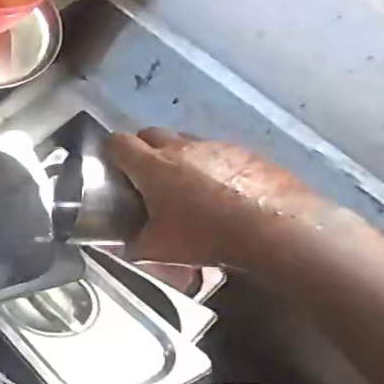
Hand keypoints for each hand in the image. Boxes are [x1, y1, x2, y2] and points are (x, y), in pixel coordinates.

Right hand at [108, 127, 329, 267]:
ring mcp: (216, 145)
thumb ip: (132, 244)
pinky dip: (207, 164)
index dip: (109, 151)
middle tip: (142, 176)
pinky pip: (215, 150)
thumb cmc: (205, 236)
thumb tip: (122, 245)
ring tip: (181, 184)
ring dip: (175, 155)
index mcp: (153, 166)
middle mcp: (182, 148)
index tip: (109, 166)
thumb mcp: (157, 250)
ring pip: (184, 140)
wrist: (274, 229)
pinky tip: (216, 190)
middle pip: (150, 133)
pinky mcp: (244, 151)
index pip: (118, 142)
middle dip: (141, 149)